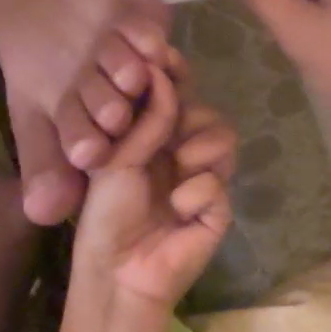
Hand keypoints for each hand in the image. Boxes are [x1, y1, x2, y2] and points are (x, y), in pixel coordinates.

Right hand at [0, 0, 170, 224]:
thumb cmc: (24, 23)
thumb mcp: (27, 96)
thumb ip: (39, 154)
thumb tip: (43, 219)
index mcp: (88, 119)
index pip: (96, 147)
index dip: (95, 147)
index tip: (88, 150)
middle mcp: (118, 96)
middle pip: (123, 114)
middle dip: (114, 109)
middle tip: (110, 108)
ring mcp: (138, 59)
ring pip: (142, 80)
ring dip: (129, 75)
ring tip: (121, 69)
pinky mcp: (156, 26)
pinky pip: (158, 41)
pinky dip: (149, 39)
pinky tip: (142, 34)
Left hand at [72, 69, 236, 308]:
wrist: (120, 271)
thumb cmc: (106, 216)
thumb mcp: (116, 159)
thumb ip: (145, 118)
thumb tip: (163, 72)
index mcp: (152, 139)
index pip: (175, 95)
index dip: (175, 74)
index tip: (166, 59)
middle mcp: (181, 154)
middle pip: (206, 110)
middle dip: (188, 115)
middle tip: (170, 133)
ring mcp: (203, 180)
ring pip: (224, 138)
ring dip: (199, 147)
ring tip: (180, 169)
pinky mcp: (219, 210)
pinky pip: (218, 182)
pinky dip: (196, 194)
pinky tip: (178, 212)